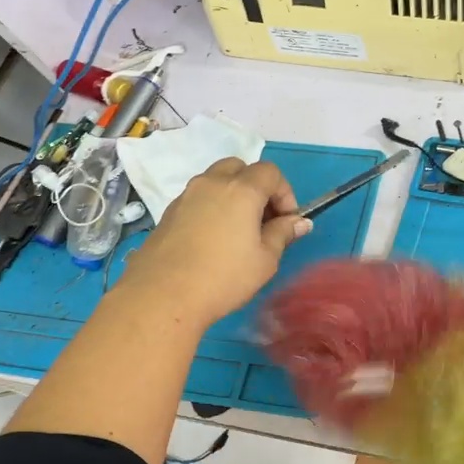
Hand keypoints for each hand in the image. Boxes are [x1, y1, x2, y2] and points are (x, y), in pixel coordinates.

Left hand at [121, 158, 308, 324]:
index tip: (287, 221)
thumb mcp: (265, 259)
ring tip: (239, 231)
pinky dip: (213, 207)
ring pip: (216, 180)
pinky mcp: (169, 212)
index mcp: (241, 190)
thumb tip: (300, 222)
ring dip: (233, 196)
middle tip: (263, 219)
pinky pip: (199, 198)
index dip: (285, 193)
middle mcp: (211, 183)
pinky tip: (214, 240)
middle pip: (240, 168)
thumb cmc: (224, 277)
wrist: (163, 295)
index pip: (270, 172)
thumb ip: (283, 234)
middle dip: (257, 187)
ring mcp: (186, 196)